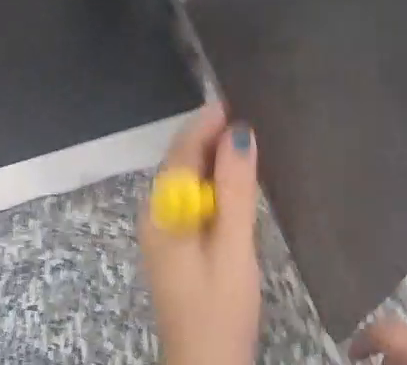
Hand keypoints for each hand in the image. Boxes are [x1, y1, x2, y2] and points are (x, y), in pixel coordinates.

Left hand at [140, 104, 261, 364]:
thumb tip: (239, 132)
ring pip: (189, 178)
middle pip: (182, 160)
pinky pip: (193, 197)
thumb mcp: (233, 248)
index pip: (182, 151)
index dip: (207, 122)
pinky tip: (238, 180)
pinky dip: (214, 182)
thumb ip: (235, 190)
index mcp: (162, 212)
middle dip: (211, 135)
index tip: (237, 97)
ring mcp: (164, 230)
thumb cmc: (220, 309)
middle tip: (250, 111)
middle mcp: (156, 214)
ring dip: (214, 157)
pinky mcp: (177, 244)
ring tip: (250, 137)